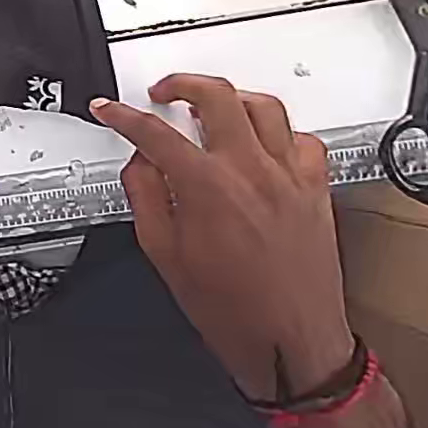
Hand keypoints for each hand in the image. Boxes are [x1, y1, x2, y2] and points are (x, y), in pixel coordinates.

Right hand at [91, 75, 352, 401]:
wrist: (291, 345)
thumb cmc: (232, 309)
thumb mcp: (162, 251)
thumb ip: (144, 194)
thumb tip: (140, 161)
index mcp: (207, 188)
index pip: (154, 132)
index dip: (122, 115)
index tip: (111, 109)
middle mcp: (251, 173)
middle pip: (215, 95)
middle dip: (180, 83)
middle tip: (163, 92)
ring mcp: (288, 178)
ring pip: (263, 105)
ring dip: (230, 97)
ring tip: (210, 106)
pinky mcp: (315, 190)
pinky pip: (303, 139)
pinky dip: (278, 131)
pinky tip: (261, 140)